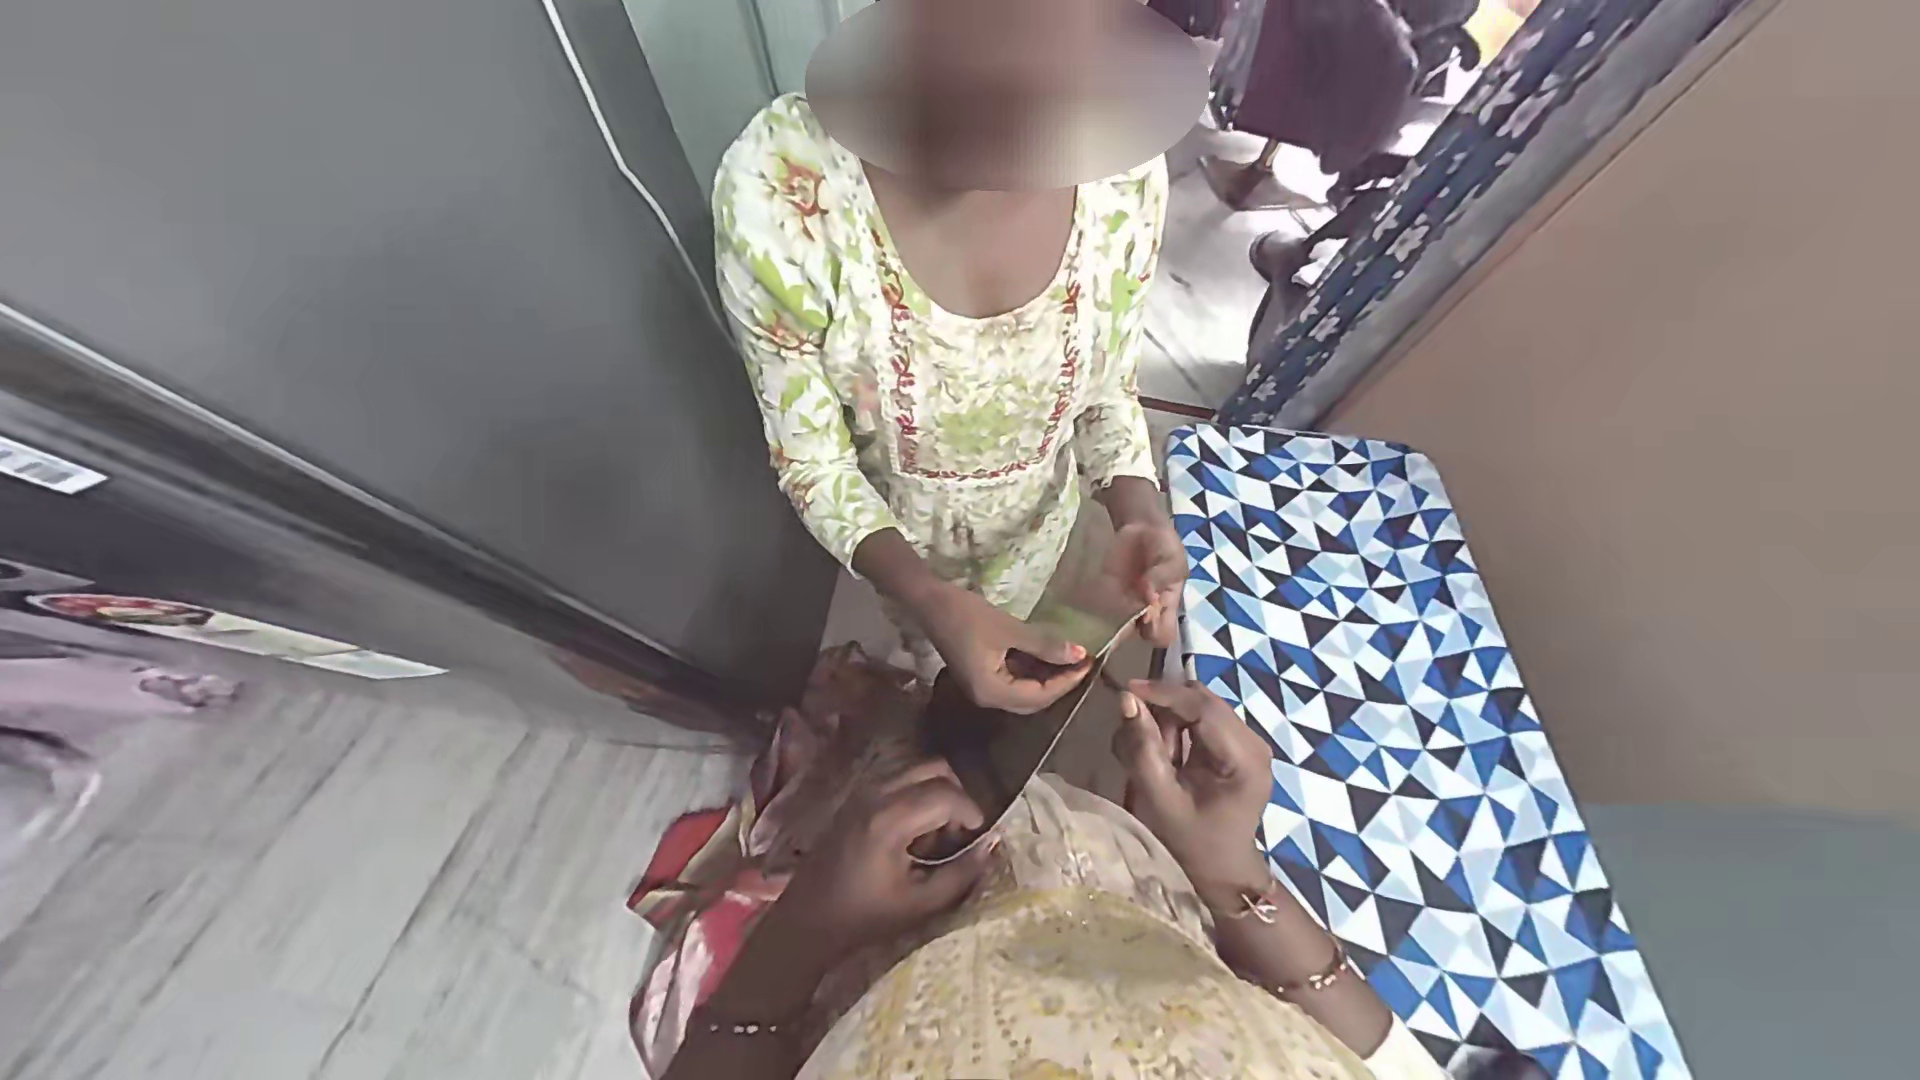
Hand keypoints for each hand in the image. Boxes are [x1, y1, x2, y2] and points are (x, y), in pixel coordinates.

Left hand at [768, 760, 995, 960]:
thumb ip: (961, 873)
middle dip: (956, 795)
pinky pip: (901, 778)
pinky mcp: (858, 794)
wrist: (807, 919)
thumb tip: (994, 845)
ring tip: (936, 836)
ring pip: (918, 769)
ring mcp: (865, 789)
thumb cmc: (864, 917)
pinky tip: (913, 834)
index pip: (946, 794)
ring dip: (937, 793)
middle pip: (935, 768)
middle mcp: (877, 792)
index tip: (977, 839)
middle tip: (959, 833)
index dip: (971, 812)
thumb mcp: (920, 903)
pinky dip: (918, 794)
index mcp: (891, 818)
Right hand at [914, 582, 1088, 712]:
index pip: (1038, 697)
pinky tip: (1045, 653)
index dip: (1065, 682)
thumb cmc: (967, 615)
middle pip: (1031, 700)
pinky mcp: (979, 674)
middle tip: (1081, 661)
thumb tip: (1079, 654)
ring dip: (1045, 675)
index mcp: (992, 692)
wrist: (929, 601)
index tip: (1088, 663)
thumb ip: (1045, 645)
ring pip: (1022, 690)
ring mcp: (981, 687)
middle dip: (1058, 682)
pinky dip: (1030, 669)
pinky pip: (1011, 679)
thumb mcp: (1009, 629)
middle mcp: (986, 697)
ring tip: (1068, 655)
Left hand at [1103, 520, 1186, 647]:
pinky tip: (1083, 618)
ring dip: (1105, 631)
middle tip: (1114, 624)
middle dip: (1124, 636)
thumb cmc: (1164, 546)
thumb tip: (1149, 597)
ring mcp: (1125, 604)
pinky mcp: (1106, 594)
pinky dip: (1091, 617)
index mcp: (1167, 607)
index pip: (1163, 634)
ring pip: (1116, 628)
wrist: (1143, 527)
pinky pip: (1099, 611)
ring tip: (1094, 628)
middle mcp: (1146, 612)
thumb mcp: (1172, 559)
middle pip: (1136, 637)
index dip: (1155, 630)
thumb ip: (1161, 577)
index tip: (1147, 615)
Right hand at [1110, 679, 1273, 899]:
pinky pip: (1198, 716)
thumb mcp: (1160, 799)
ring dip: (1168, 719)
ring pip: (1196, 704)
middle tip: (1141, 739)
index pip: (1202, 706)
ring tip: (1158, 756)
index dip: (1163, 692)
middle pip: (1200, 699)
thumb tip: (1126, 699)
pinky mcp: (1234, 742)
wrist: (1221, 871)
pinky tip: (1167, 755)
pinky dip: (1174, 726)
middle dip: (1164, 710)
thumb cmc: (1191, 841)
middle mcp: (1252, 742)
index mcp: (1244, 759)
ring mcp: (1245, 740)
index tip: (1125, 690)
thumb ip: (1142, 749)